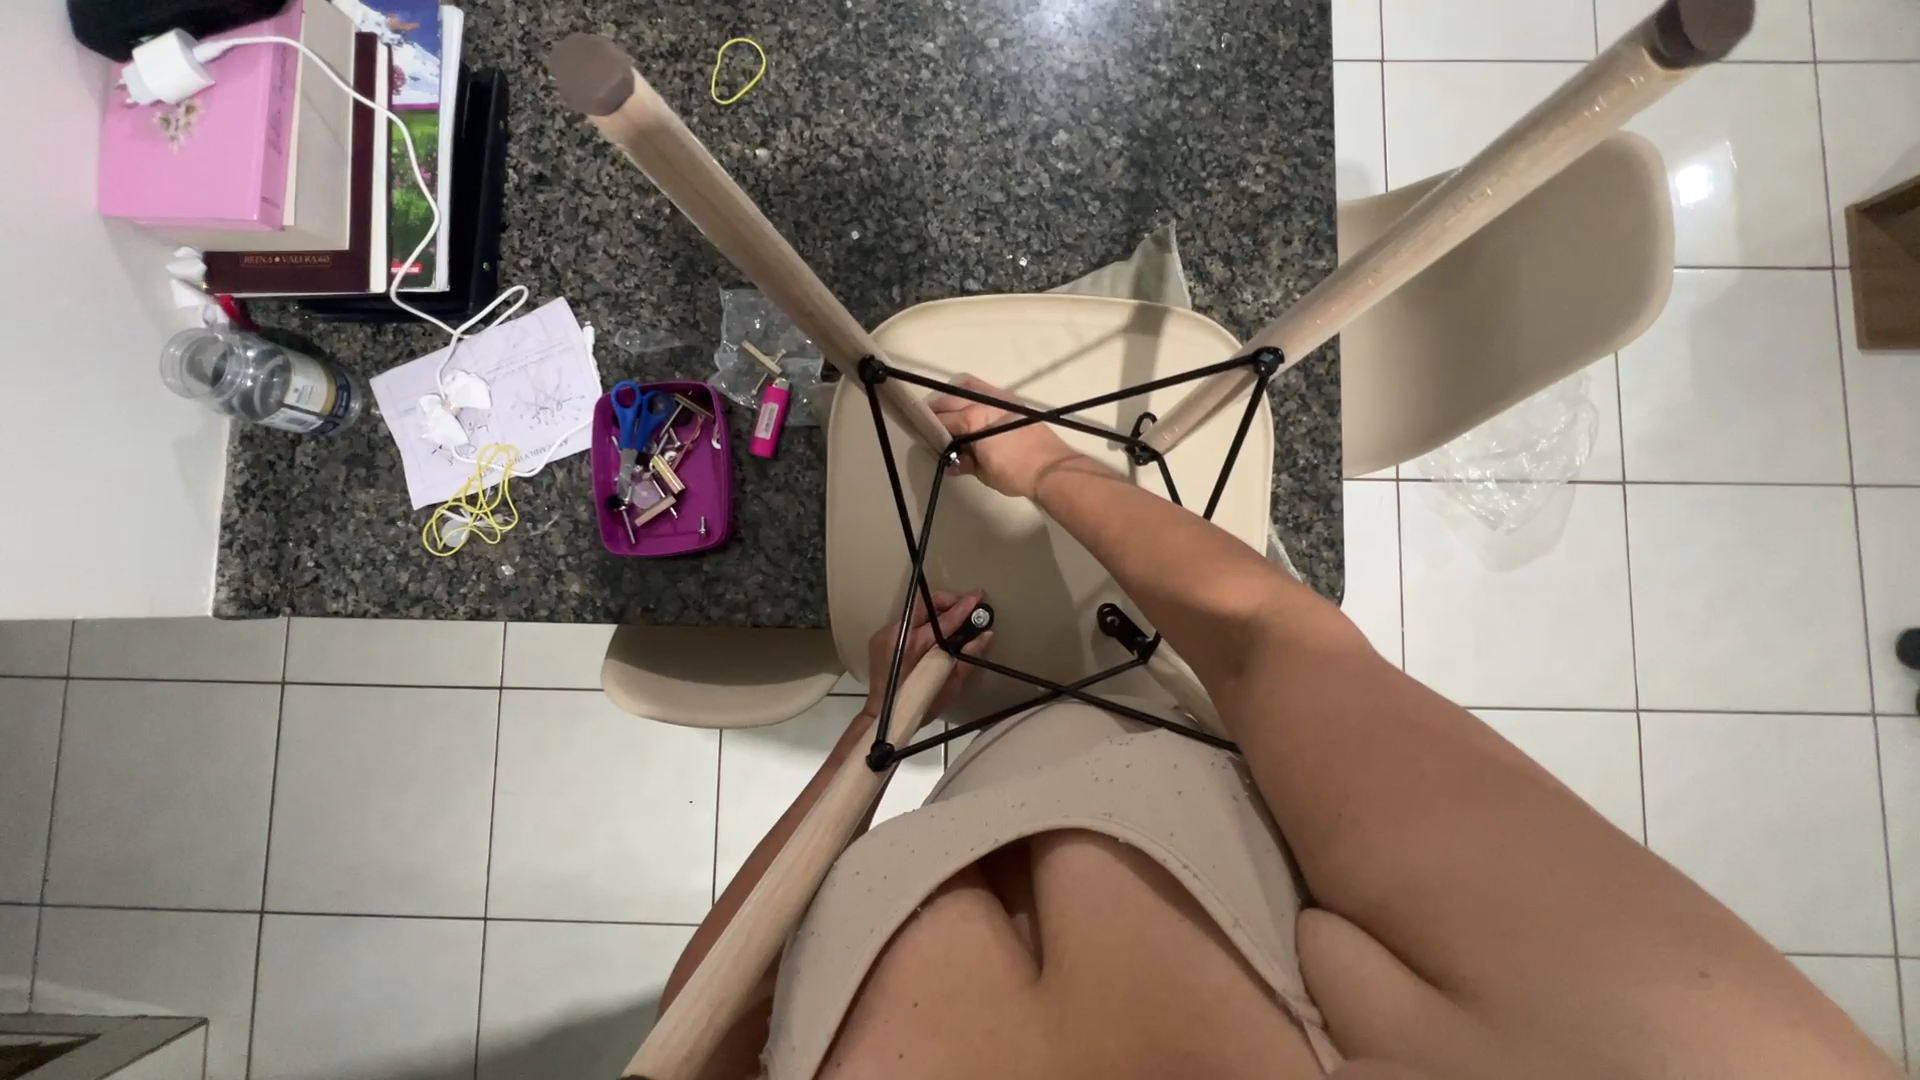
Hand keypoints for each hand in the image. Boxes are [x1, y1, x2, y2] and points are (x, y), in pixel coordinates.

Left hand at [861, 588, 993, 728]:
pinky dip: (923, 622)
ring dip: (935, 610)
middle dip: (947, 601)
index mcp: (913, 645)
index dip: (964, 607)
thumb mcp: (950, 685)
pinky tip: (935, 631)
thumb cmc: (920, 705)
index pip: (944, 619)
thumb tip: (986, 634)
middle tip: (966, 606)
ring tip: (954, 617)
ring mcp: (885, 634)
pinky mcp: (881, 638)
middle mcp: (896, 633)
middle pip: (924, 603)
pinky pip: (907, 621)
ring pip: (915, 610)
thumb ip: (967, 657)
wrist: (885, 717)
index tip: (978, 596)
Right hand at [928, 378, 1087, 499]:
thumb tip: (951, 463)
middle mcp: (983, 403)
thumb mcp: (983, 473)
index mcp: (973, 420)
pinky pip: (985, 389)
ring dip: (953, 397)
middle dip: (937, 412)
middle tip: (929, 425)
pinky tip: (968, 406)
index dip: (930, 431)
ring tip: (947, 412)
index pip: (942, 421)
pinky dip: (971, 394)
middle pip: (950, 400)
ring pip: (966, 387)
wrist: (1051, 468)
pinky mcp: (1012, 401)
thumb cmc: (1015, 473)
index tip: (923, 437)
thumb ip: (964, 463)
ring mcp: (999, 399)